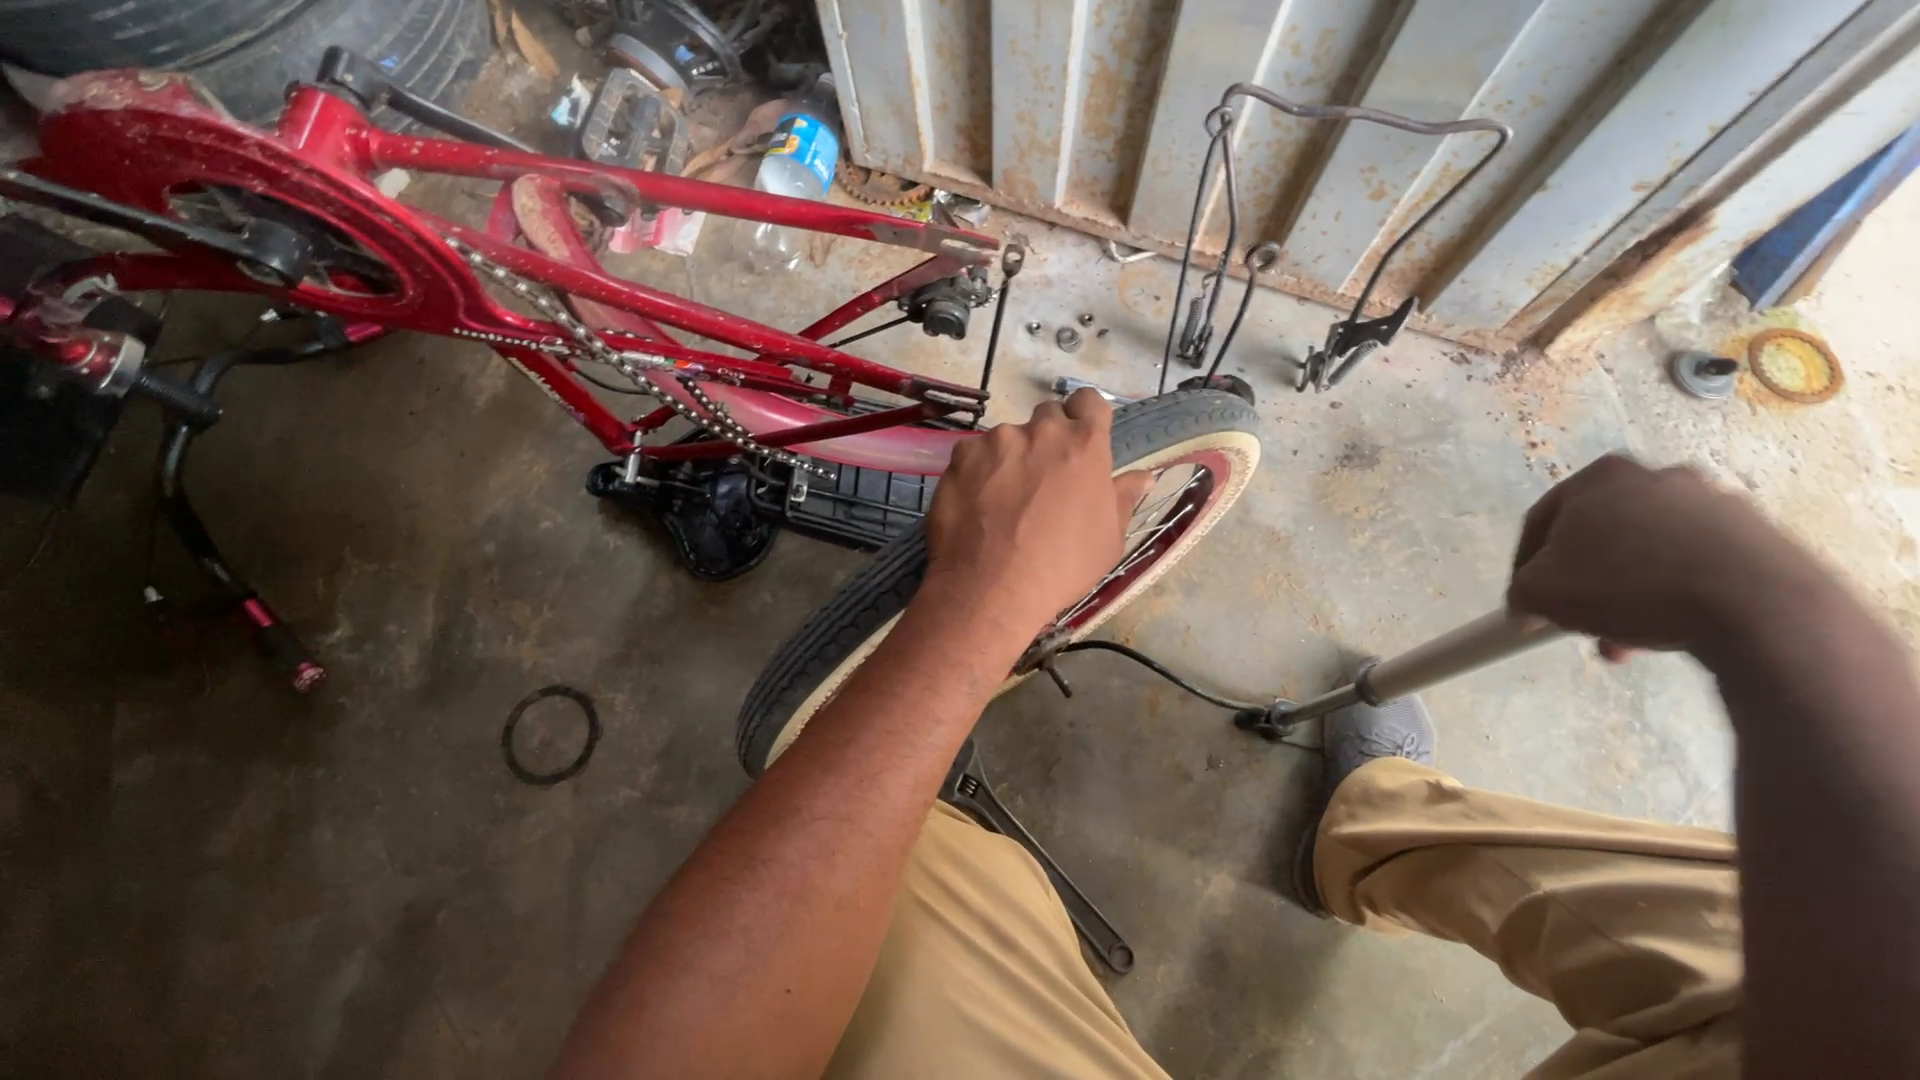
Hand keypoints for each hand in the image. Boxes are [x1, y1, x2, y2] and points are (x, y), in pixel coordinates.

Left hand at [923, 390, 1152, 638]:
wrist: (992, 587)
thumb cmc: (1062, 567)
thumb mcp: (1108, 540)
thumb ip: (1123, 499)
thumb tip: (1143, 477)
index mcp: (1084, 445)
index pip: (1090, 401)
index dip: (1085, 417)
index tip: (1079, 441)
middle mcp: (1041, 431)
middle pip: (1047, 417)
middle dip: (1047, 440)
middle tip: (1042, 480)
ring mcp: (997, 441)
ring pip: (1007, 439)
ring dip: (1010, 458)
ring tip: (1004, 501)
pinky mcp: (961, 456)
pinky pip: (973, 456)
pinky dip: (977, 473)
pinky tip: (977, 506)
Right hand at [1508, 454, 1825, 654]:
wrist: (1758, 606)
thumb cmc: (1627, 584)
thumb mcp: (1539, 592)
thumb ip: (1520, 592)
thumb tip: (1527, 603)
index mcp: (1601, 476)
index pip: (1541, 521)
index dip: (1524, 566)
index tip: (1526, 602)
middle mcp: (1658, 476)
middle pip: (1599, 537)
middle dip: (1583, 584)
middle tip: (1577, 622)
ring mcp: (1715, 502)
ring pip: (1647, 554)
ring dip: (1626, 595)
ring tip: (1623, 639)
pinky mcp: (1759, 534)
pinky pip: (1694, 565)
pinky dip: (1673, 594)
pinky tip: (1667, 631)